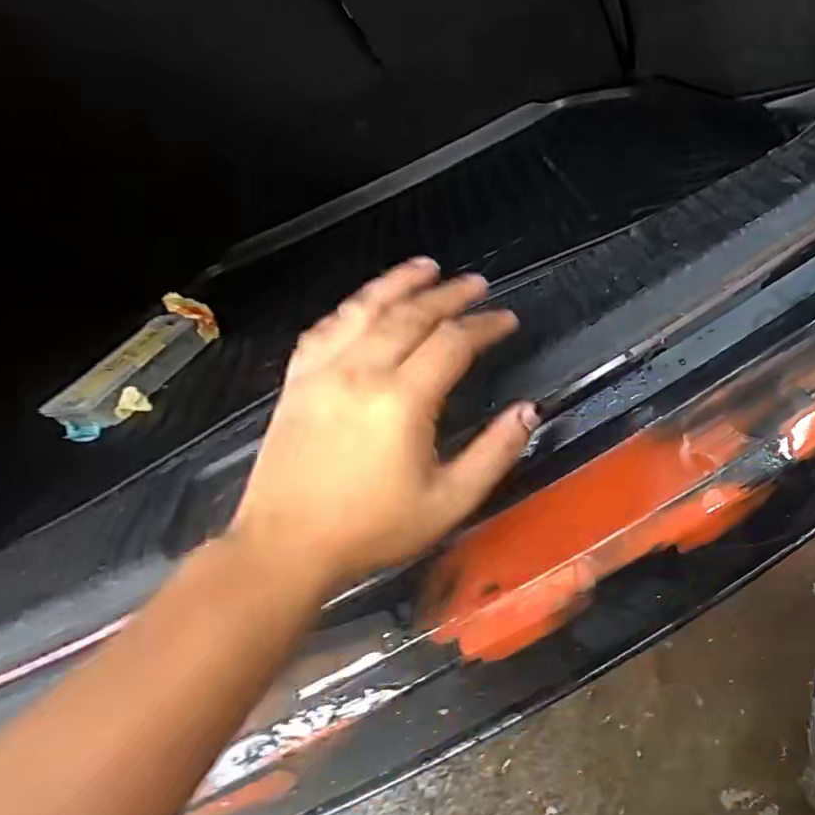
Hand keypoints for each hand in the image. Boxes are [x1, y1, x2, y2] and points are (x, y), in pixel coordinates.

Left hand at [228, 258, 538, 584]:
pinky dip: (351, 309)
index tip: (507, 319)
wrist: (286, 548)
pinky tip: (364, 304)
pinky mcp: (296, 384)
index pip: (451, 343)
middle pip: (409, 315)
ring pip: (363, 310)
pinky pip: (324, 330)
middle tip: (477, 284)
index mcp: (401, 400)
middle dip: (448, 295)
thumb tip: (528, 411)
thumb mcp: (451, 499)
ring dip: (397, 284)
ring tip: (424, 267)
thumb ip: (495, 452)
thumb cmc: (375, 528)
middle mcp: (359, 373)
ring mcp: (321, 374)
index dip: (484, 326)